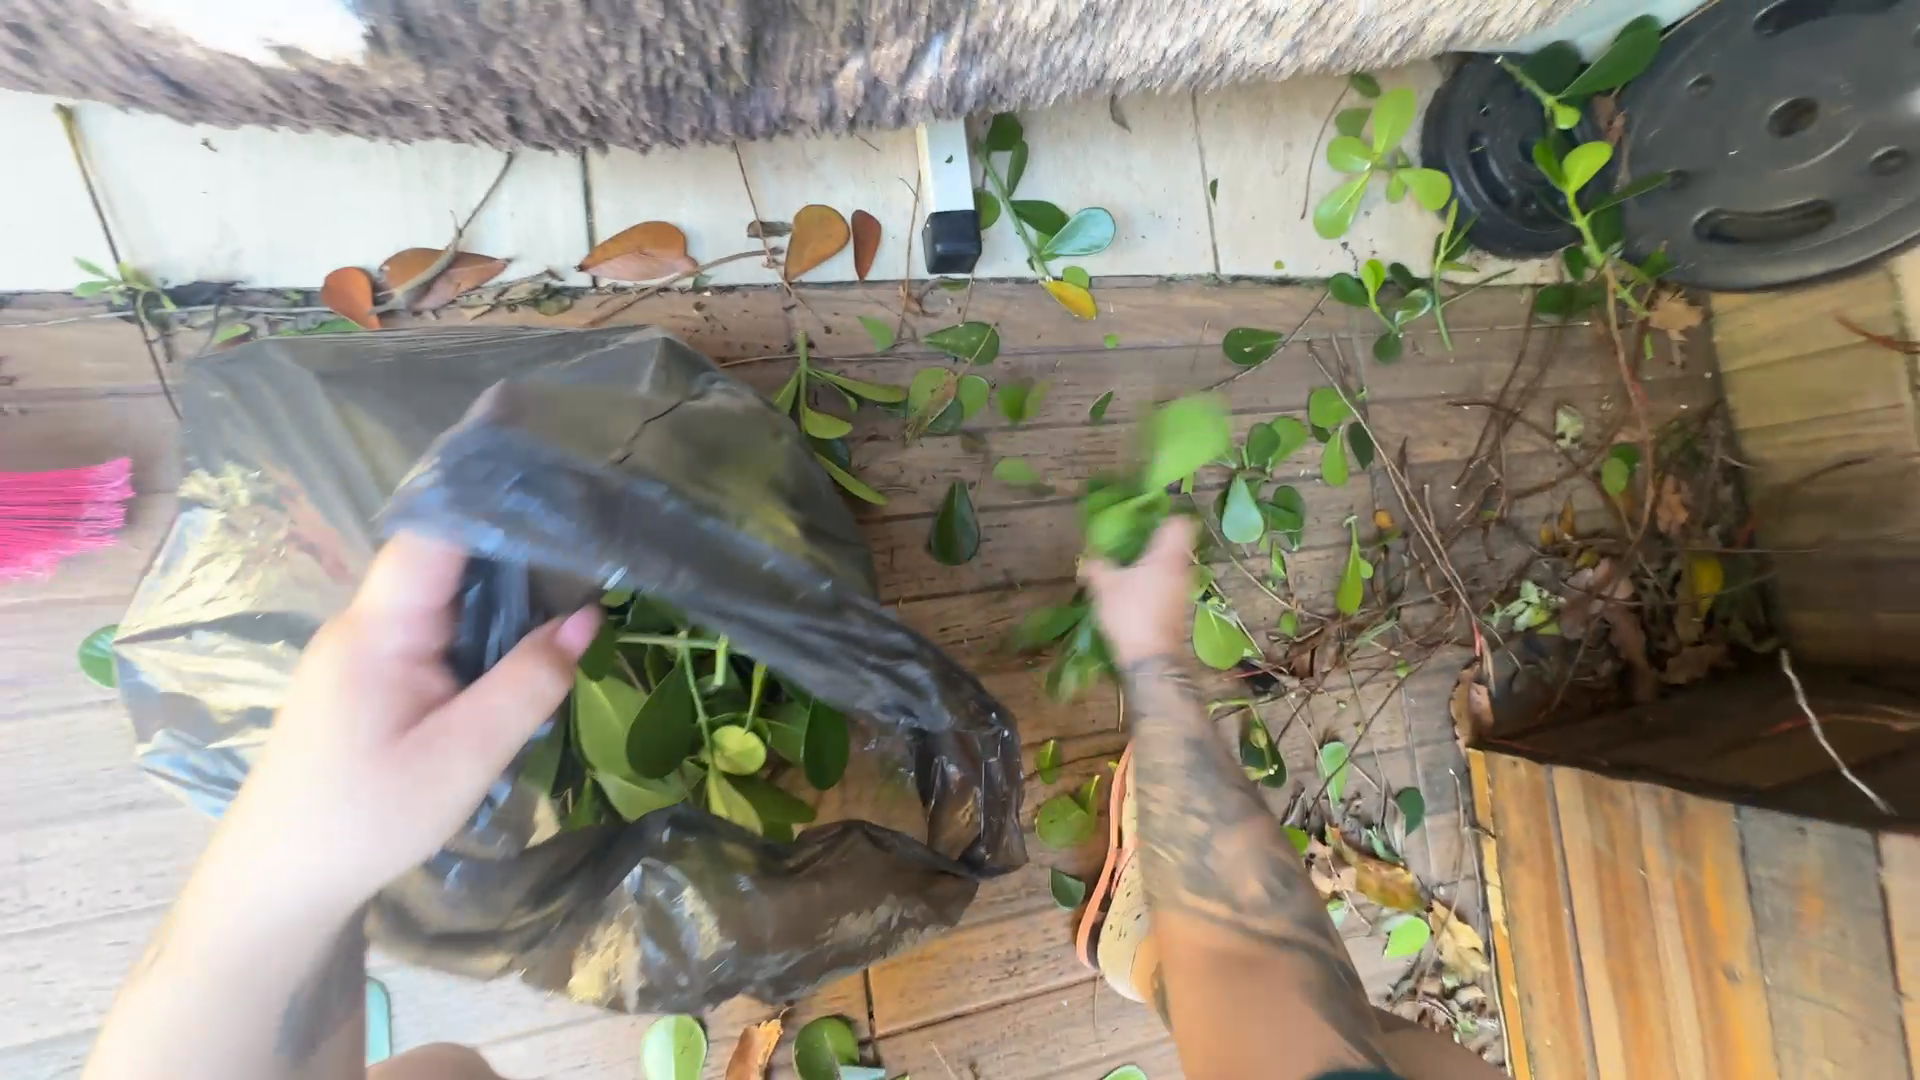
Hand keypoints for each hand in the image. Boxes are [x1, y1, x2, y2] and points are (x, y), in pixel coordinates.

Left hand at [210, 532, 599, 917]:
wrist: (281, 885)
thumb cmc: (369, 819)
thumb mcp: (467, 754)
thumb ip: (531, 681)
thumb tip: (591, 615)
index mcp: (378, 631)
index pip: (433, 538)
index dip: (495, 509)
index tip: (567, 502)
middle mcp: (370, 624)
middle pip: (449, 559)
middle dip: (521, 547)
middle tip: (597, 544)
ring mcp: (373, 647)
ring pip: (452, 594)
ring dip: (513, 589)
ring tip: (585, 580)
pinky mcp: (382, 672)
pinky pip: (447, 626)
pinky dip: (495, 623)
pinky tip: (535, 635)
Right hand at [1081, 516, 1196, 667]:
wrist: (1151, 659)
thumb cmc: (1130, 614)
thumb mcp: (1104, 586)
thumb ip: (1096, 566)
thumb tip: (1087, 557)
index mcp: (1168, 556)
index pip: (1180, 523)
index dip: (1164, 517)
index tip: (1144, 520)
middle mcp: (1182, 570)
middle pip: (1174, 546)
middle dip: (1153, 544)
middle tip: (1128, 544)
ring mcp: (1183, 592)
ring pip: (1171, 568)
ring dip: (1152, 567)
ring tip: (1126, 570)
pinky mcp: (1179, 611)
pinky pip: (1167, 587)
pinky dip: (1153, 585)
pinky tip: (1132, 595)